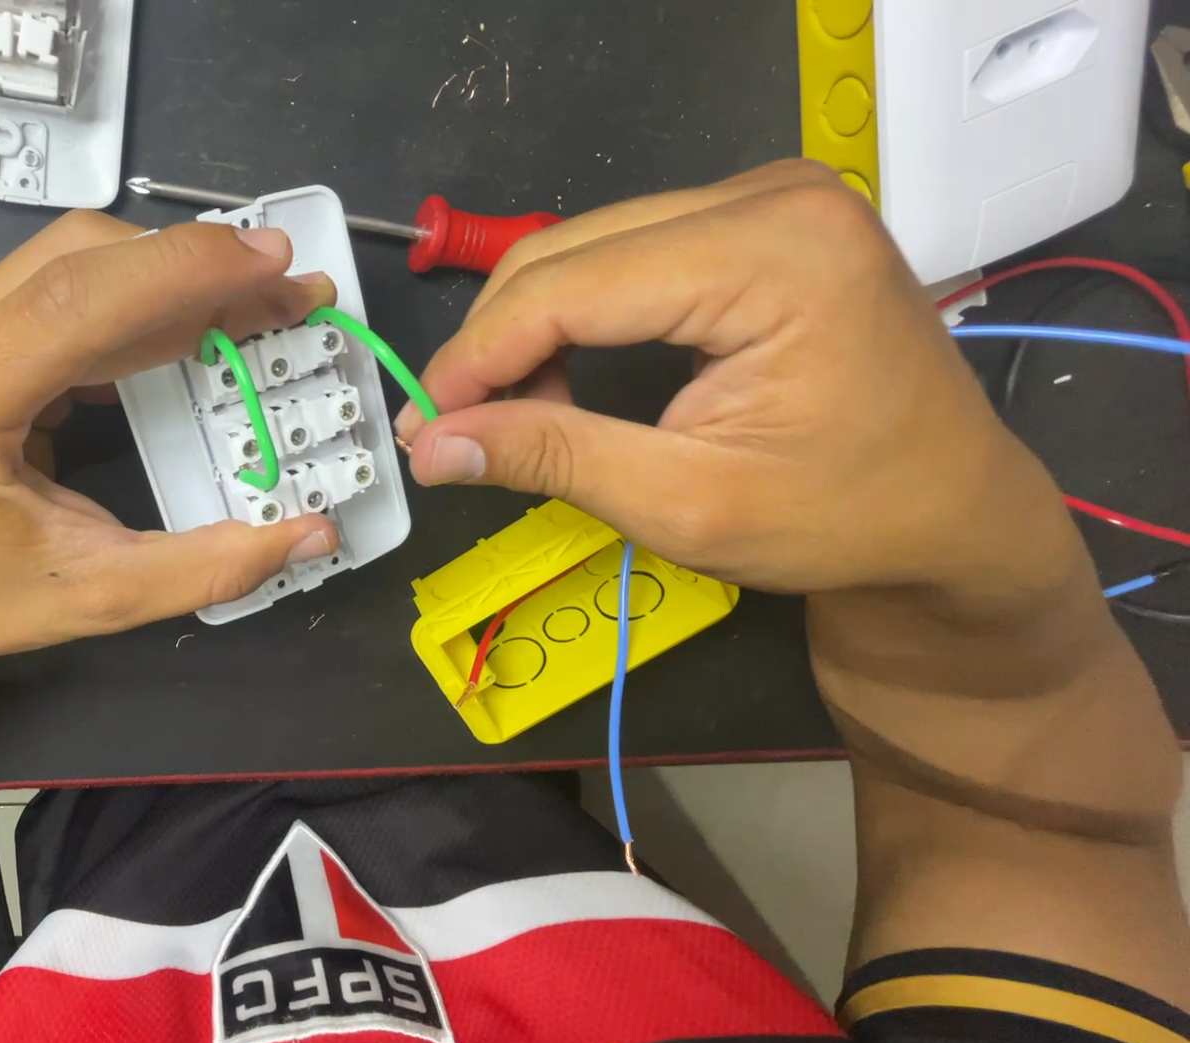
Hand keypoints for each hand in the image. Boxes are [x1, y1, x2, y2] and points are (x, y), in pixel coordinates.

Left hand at [0, 211, 339, 689]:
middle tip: (285, 287)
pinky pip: (66, 296)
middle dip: (195, 268)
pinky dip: (142, 304)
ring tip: (256, 306)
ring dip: (174, 280)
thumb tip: (314, 534)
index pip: (72, 305)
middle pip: (79, 263)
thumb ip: (211, 567)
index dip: (176, 269)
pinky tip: (196, 329)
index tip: (268, 261)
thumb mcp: (105, 596)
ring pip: (76, 266)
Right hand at [398, 160, 1082, 605]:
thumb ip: (549, 458)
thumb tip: (428, 449)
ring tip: (509, 416)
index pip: (566, 287)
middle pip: (562, 257)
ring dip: (520, 337)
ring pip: (575, 254)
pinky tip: (556, 379)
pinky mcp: (744, 227)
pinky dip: (561, 323)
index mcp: (772, 254)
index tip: (419, 427)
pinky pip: (610, 260)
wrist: (947, 514)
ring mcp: (759, 203)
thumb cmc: (837, 520)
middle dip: (489, 348)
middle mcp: (766, 198)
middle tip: (451, 430)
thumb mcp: (681, 504)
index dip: (474, 357)